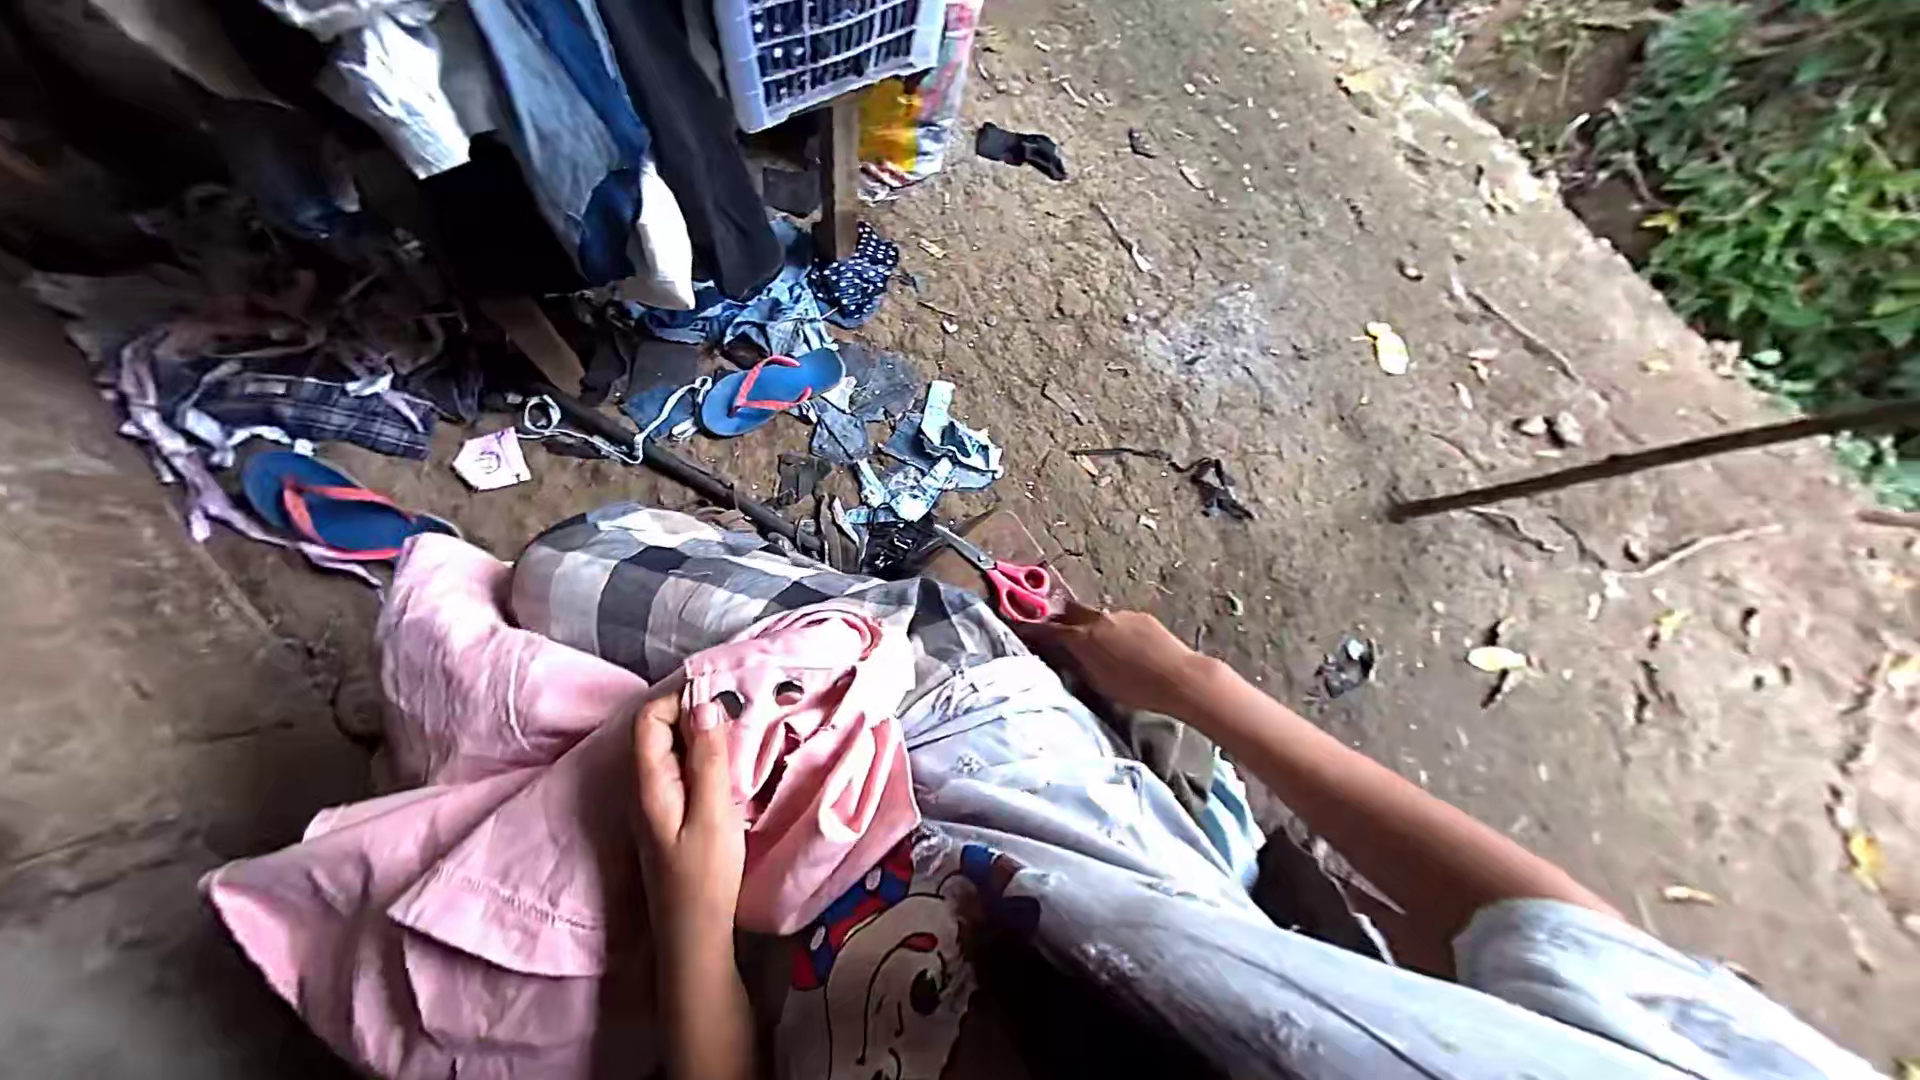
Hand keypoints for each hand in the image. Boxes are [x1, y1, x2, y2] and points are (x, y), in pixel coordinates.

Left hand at [632, 693, 744, 948]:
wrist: (694, 937)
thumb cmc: (704, 877)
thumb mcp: (712, 813)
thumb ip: (707, 758)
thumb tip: (705, 703)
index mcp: (649, 784)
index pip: (649, 719)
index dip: (681, 699)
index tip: (722, 696)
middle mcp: (646, 786)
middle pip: (660, 729)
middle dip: (696, 710)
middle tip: (739, 709)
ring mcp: (658, 800)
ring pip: (675, 747)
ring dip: (704, 732)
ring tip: (741, 728)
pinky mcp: (673, 811)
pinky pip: (685, 766)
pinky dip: (707, 753)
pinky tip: (732, 759)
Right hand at [1026, 602, 1217, 716]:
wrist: (1180, 677)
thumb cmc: (1136, 689)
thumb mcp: (1097, 683)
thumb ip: (1077, 664)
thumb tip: (1064, 655)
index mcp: (1082, 637)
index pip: (1049, 630)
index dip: (1033, 630)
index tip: (1022, 630)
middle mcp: (1098, 620)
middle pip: (1070, 612)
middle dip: (1060, 619)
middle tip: (1055, 630)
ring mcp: (1120, 615)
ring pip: (1096, 617)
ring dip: (1090, 627)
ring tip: (1096, 645)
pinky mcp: (1141, 616)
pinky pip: (1118, 621)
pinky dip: (1114, 630)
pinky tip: (1124, 647)